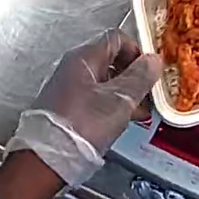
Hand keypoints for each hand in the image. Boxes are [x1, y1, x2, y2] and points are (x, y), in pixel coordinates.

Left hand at [3, 29, 161, 187]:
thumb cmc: (81, 126)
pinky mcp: (64, 106)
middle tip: (146, 94)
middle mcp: (73, 67)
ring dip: (123, 93)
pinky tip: (119, 121)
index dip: (137, 51)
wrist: (45, 160)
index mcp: (84, 57)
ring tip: (137, 112)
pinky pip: (93, 97)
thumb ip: (139, 78)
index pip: (116, 38)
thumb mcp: (119, 101)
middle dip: (133, 75)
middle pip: (111, 59)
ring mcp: (67, 86)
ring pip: (103, 80)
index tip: (148, 70)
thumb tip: (153, 60)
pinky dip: (110, 105)